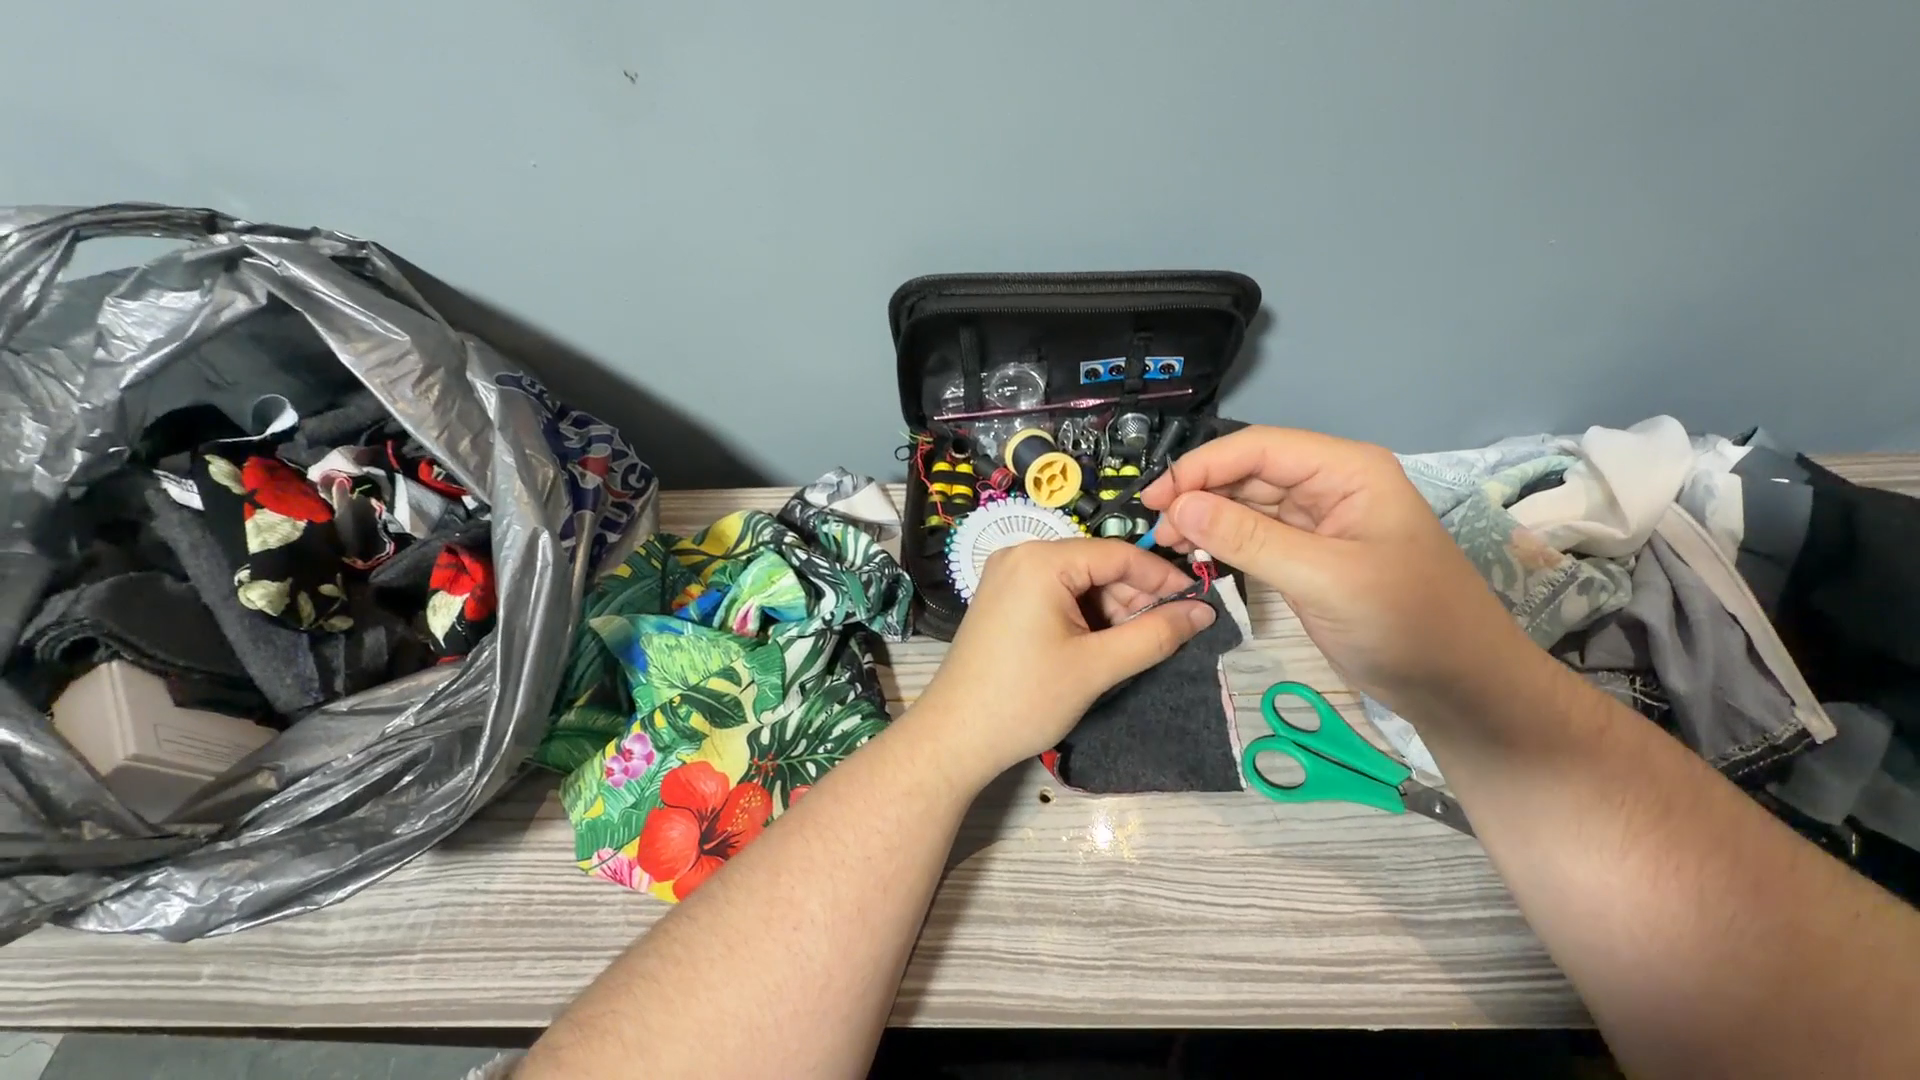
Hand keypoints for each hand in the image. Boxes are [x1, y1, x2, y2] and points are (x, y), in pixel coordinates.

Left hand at [912, 538, 1215, 782]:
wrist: (955, 736)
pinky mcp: (1002, 598)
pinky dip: (1084, 615)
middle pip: (1098, 566)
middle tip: (1165, 636)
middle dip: (1134, 599)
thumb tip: (1204, 612)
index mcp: (1041, 560)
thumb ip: (1155, 635)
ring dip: (1111, 610)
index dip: (1163, 579)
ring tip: (1130, 649)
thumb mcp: (1097, 667)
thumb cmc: (1025, 699)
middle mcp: (1021, 555)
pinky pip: (1056, 593)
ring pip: (1079, 582)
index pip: (1119, 554)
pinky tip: (1099, 646)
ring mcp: (1007, 576)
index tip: (1199, 604)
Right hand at [1139, 426, 1533, 712]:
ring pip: (1249, 504)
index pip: (1259, 448)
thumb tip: (1178, 506)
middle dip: (1200, 493)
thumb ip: (1248, 539)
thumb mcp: (1323, 578)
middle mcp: (1331, 485)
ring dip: (1208, 519)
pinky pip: (1257, 536)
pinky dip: (1225, 543)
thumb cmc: (1406, 623)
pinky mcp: (1311, 557)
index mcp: (1346, 471)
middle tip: (1157, 531)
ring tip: (1170, 545)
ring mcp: (1320, 522)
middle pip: (1249, 472)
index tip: (1154, 499)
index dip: (1201, 467)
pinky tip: (1198, 555)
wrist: (1460, 688)